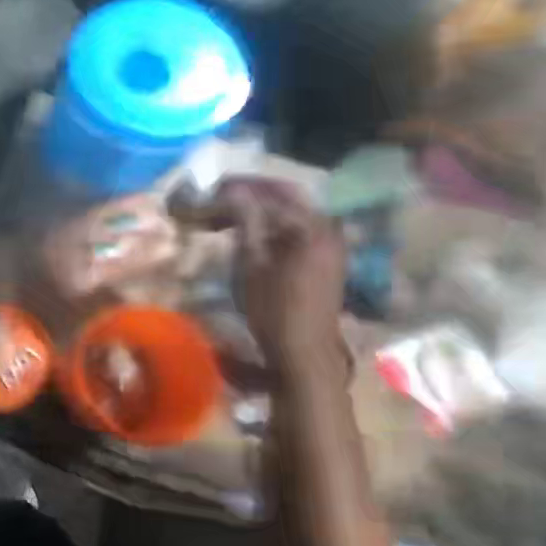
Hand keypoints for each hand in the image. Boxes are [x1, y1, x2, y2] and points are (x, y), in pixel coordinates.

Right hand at [216, 177, 346, 367]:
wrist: (305, 354)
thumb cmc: (274, 311)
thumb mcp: (251, 265)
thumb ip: (246, 222)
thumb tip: (234, 191)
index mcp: (310, 225)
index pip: (271, 193)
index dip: (238, 191)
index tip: (212, 193)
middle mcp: (327, 227)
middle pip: (287, 198)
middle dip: (252, 196)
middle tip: (221, 202)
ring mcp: (333, 244)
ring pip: (294, 214)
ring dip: (265, 212)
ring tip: (233, 218)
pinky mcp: (330, 260)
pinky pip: (302, 230)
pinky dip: (278, 228)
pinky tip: (257, 236)